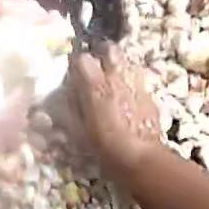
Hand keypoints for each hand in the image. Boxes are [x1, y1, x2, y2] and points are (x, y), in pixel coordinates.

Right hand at [68, 45, 165, 184]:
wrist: (140, 160)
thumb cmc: (103, 147)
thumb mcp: (76, 131)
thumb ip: (66, 109)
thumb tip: (58, 98)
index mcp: (95, 85)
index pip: (82, 58)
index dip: (75, 65)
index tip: (71, 75)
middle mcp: (117, 78)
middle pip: (110, 49)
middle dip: (101, 55)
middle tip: (94, 70)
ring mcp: (136, 84)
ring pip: (127, 61)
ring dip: (117, 67)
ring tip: (110, 82)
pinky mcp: (150, 95)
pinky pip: (138, 79)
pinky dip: (130, 83)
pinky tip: (127, 99)